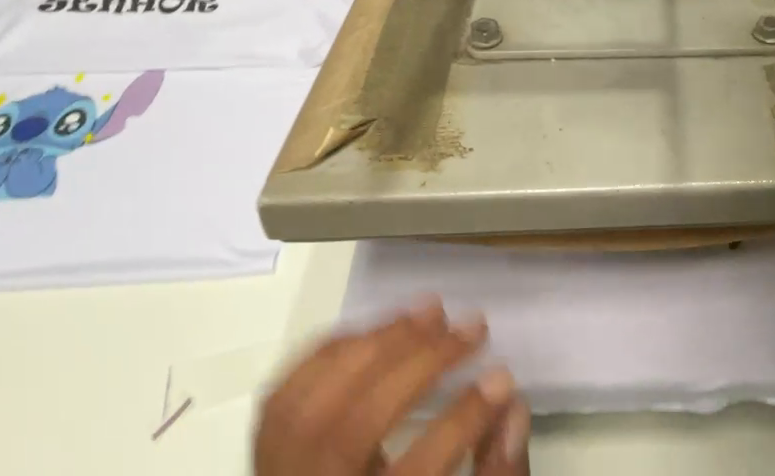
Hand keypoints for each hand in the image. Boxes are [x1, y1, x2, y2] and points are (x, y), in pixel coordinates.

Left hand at [255, 301, 530, 475]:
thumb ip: (496, 472)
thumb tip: (511, 405)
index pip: (412, 473)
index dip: (462, 421)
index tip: (503, 378)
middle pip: (354, 428)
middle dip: (420, 365)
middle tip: (474, 326)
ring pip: (312, 405)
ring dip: (375, 346)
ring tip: (430, 313)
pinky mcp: (262, 458)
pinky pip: (283, 399)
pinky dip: (328, 355)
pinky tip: (374, 333)